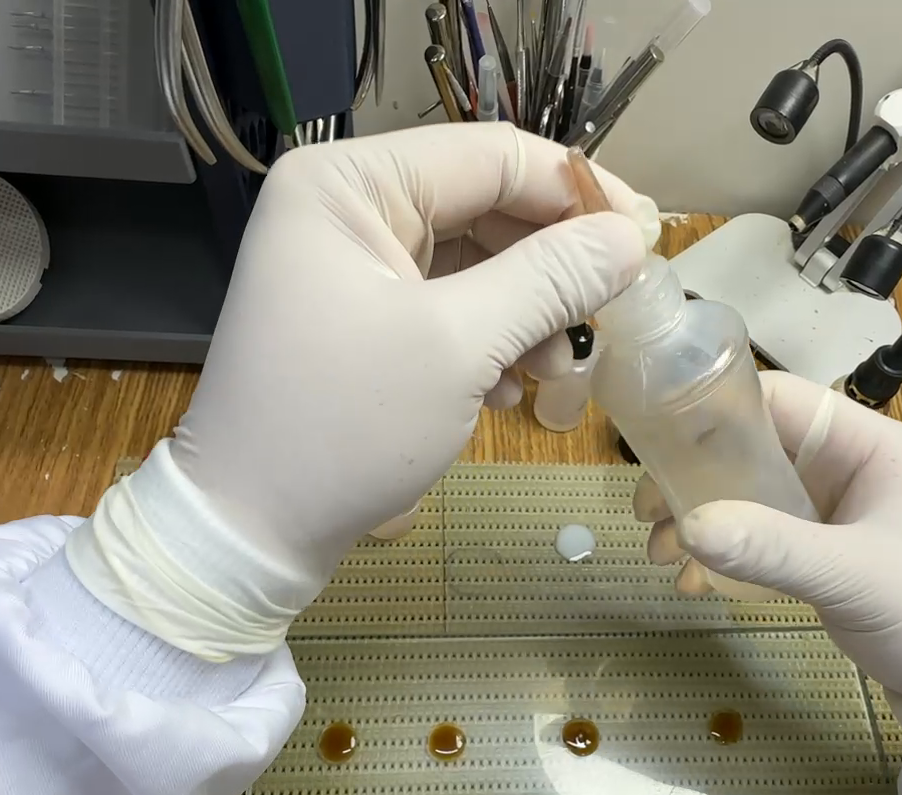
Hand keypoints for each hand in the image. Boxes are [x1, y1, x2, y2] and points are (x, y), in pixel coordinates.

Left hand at [67, 125, 657, 659]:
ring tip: (558, 373)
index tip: (648, 235)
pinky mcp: (360, 329)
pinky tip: (508, 394)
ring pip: (470, 271)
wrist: (254, 530)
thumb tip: (630, 239)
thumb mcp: (457, 347)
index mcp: (350, 186)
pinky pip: (444, 314)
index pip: (490, 157)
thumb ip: (548, 280)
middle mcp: (345, 213)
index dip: (577, 191)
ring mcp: (349, 274)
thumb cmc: (346, 428)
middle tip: (608, 314)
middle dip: (550, 269)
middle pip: (482, 213)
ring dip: (525, 317)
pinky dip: (487, 346)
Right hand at [640, 372, 901, 788]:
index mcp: (864, 445)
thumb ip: (774, 549)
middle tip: (646, 511)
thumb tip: (687, 526)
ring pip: (742, 495)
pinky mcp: (813, 550)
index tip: (657, 445)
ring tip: (660, 555)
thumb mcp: (856, 576)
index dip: (715, 410)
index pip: (779, 400)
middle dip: (692, 479)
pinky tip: (692, 583)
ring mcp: (824, 511)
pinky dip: (719, 555)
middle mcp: (840, 468)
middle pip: (747, 449)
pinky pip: (752, 537)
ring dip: (697, 521)